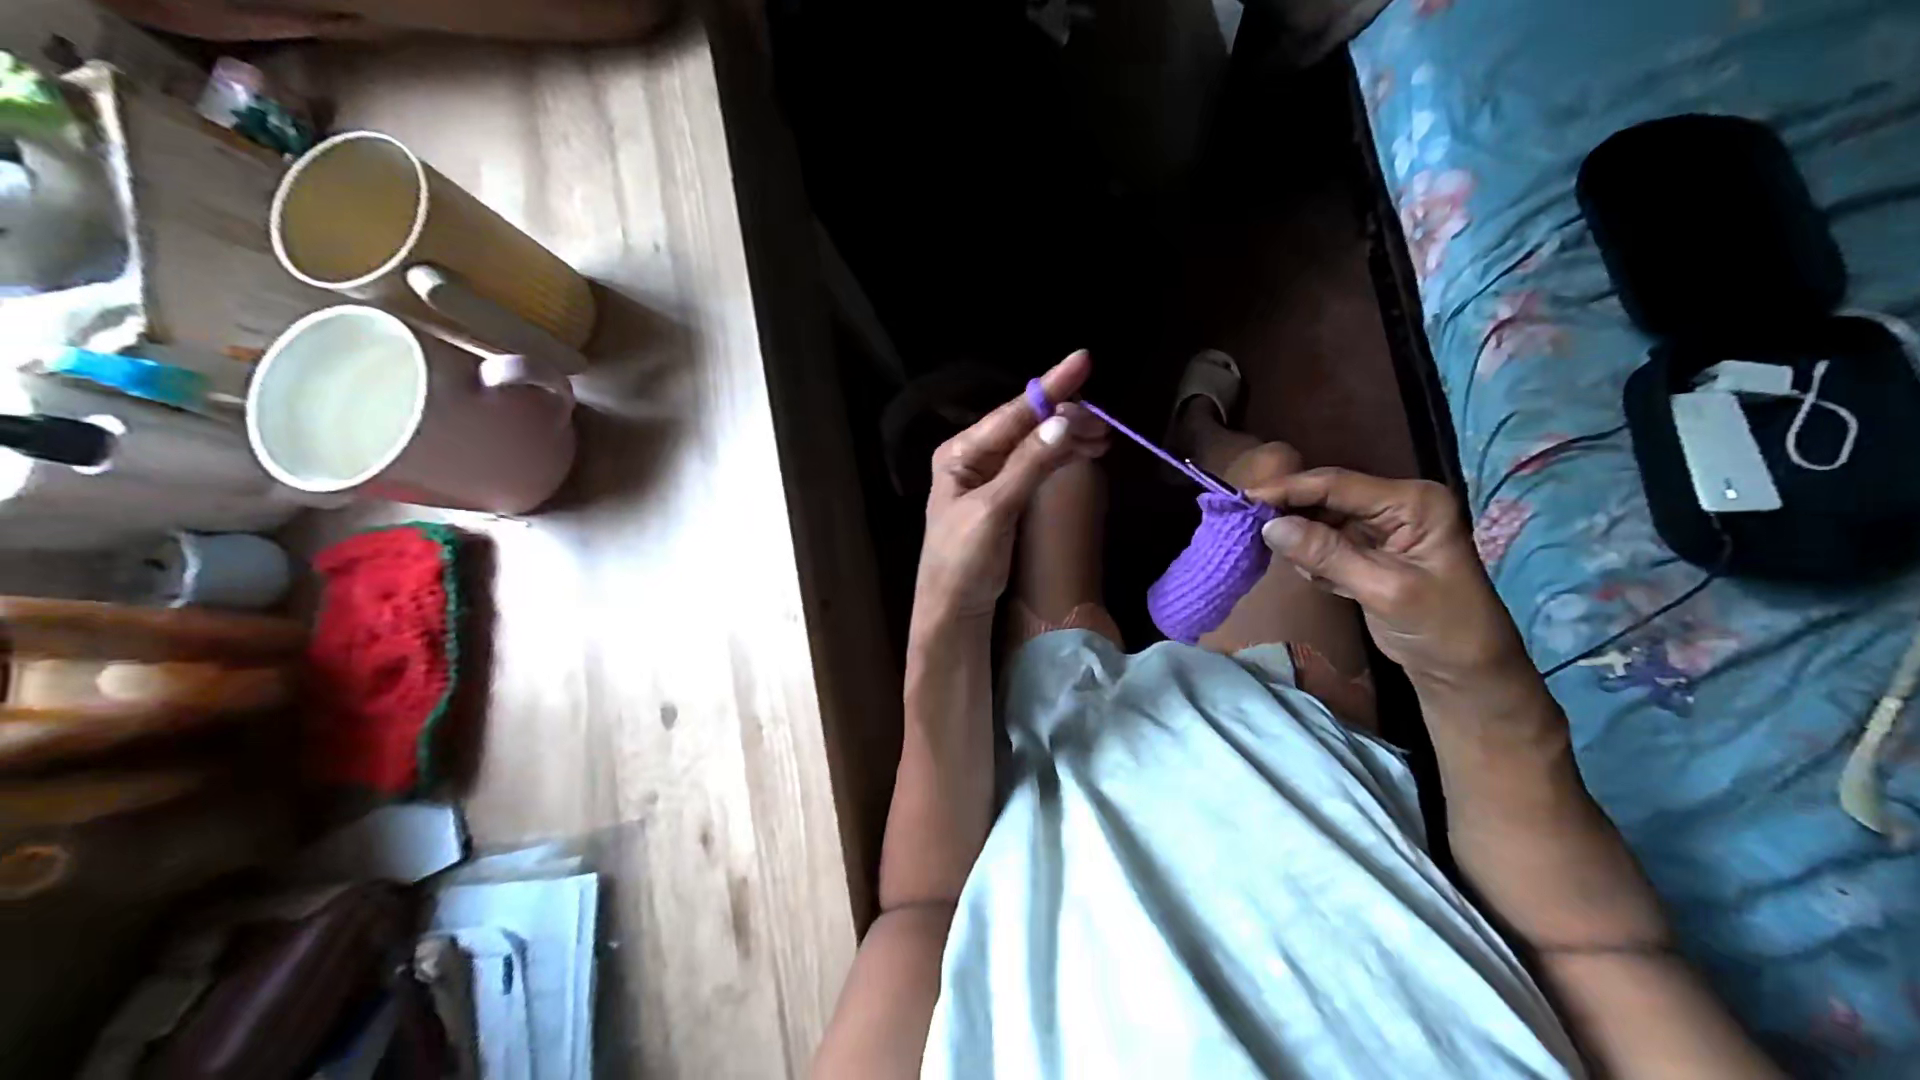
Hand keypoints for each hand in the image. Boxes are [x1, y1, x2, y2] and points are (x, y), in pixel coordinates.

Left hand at [914, 351, 1107, 627]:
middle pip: (1025, 427)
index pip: (1011, 414)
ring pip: (1035, 446)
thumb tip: (1063, 423)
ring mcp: (989, 478)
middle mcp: (973, 458)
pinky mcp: (1004, 498)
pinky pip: (1036, 468)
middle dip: (1064, 419)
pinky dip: (1060, 459)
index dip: (1049, 388)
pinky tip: (1082, 454)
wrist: (954, 610)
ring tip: (1103, 438)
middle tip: (1104, 423)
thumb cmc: (963, 560)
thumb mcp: (995, 510)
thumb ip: (1028, 465)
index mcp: (960, 453)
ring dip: (1067, 439)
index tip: (1083, 360)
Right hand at [1250, 469, 1529, 686]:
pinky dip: (1309, 558)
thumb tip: (1270, 526)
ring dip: (1297, 537)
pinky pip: (1323, 542)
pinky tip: (1317, 579)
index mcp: (1413, 502)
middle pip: (1324, 497)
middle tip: (1243, 524)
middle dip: (1287, 511)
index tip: (1241, 497)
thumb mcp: (1384, 589)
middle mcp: (1395, 505)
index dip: (1287, 489)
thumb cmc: (1441, 628)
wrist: (1464, 672)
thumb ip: (1327, 554)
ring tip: (1278, 557)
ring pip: (1319, 519)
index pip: (1337, 484)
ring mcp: (1380, 527)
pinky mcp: (1366, 550)